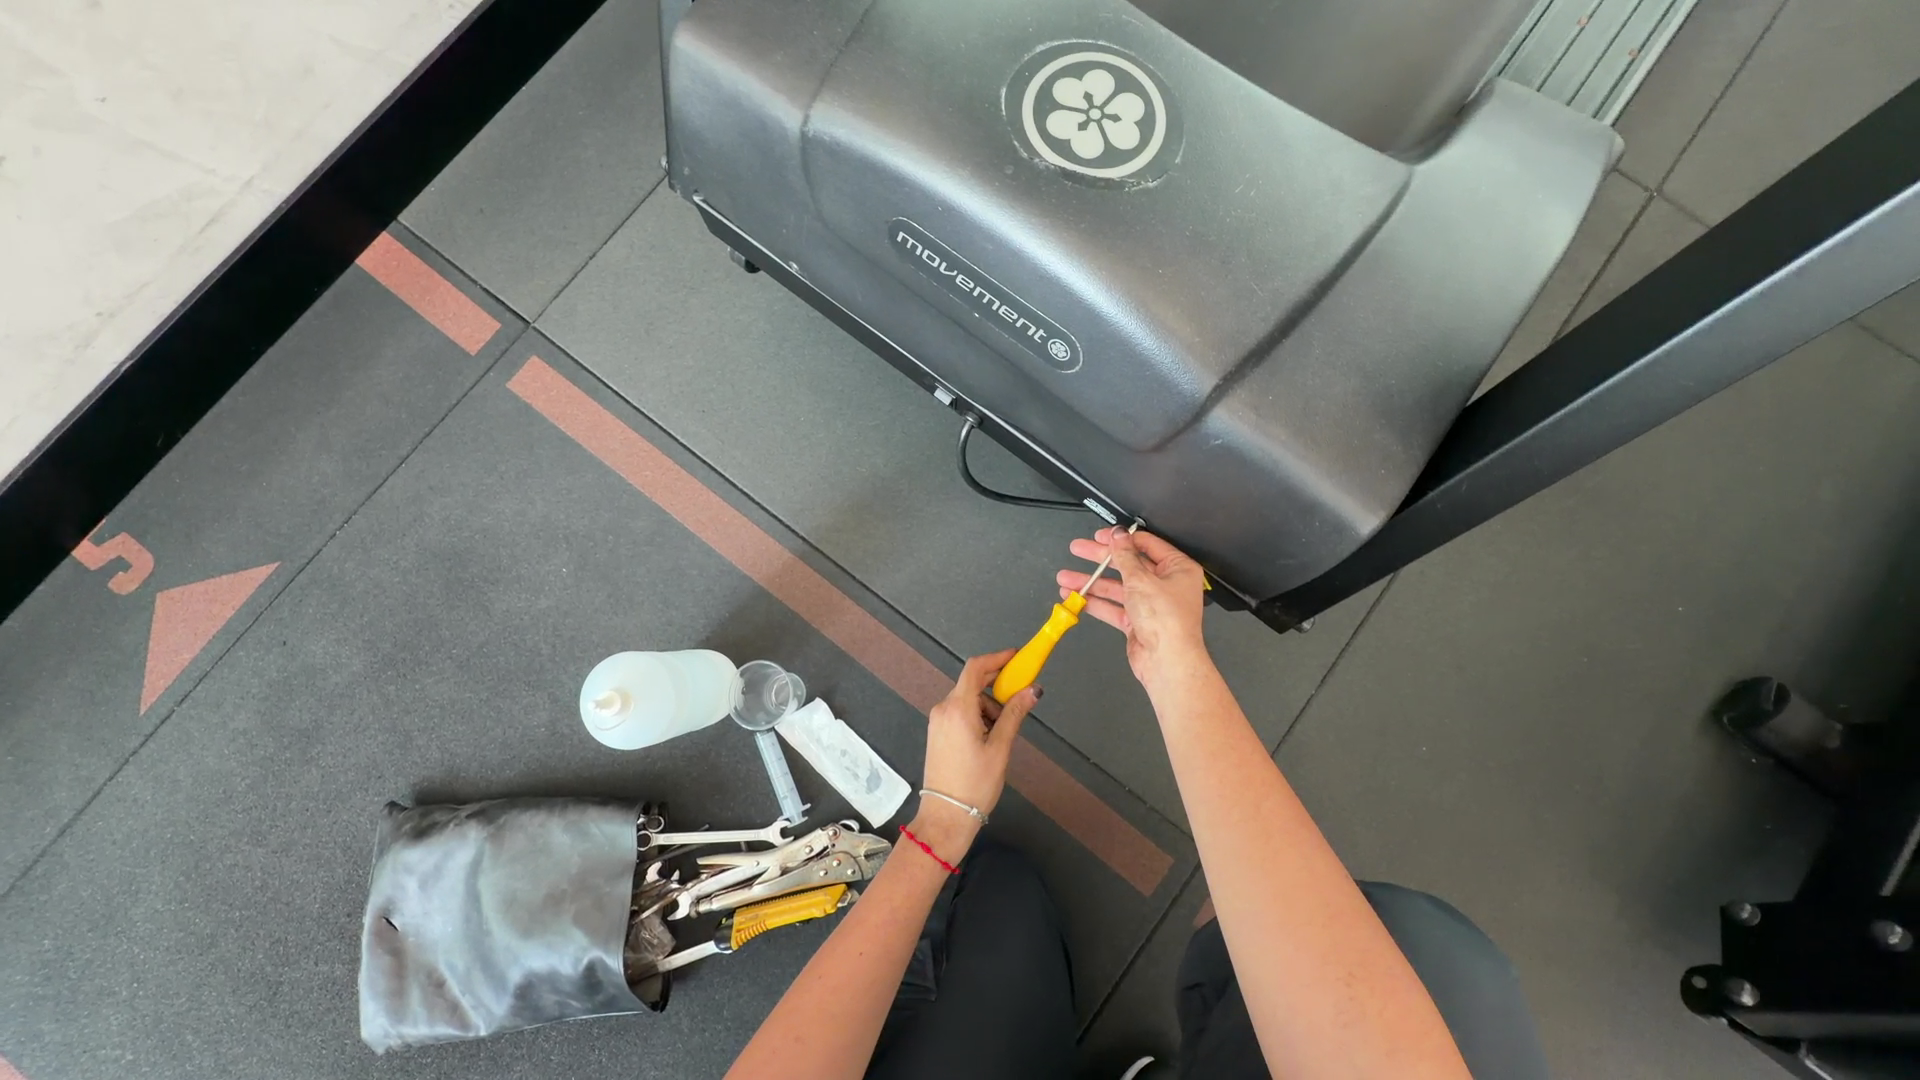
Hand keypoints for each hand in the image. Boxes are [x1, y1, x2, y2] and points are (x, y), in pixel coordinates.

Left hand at [915, 650, 1037, 856]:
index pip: (975, 667)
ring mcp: (938, 721)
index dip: (997, 658)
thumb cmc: (975, 784)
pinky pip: (960, 713)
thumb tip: (1033, 690)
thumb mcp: (1000, 748)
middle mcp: (943, 708)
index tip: (1017, 658)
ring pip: (967, 700)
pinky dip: (977, 717)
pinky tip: (989, 739)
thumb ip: (1015, 714)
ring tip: (1002, 734)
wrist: (945, 816)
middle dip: (997, 689)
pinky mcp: (937, 733)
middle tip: (1018, 703)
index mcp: (958, 708)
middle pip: (972, 684)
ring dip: (988, 707)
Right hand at [1057, 527, 1209, 684]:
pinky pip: (1113, 607)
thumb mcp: (1141, 579)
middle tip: (1079, 549)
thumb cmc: (1167, 621)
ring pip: (1116, 587)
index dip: (1120, 539)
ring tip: (1066, 577)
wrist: (1167, 661)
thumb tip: (1117, 536)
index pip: (1145, 545)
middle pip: (1128, 565)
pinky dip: (1095, 602)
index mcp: (1177, 568)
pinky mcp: (1138, 622)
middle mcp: (1165, 585)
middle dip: (1099, 559)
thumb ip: (1125, 556)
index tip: (1100, 536)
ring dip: (1091, 582)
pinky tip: (1076, 597)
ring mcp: (1151, 604)